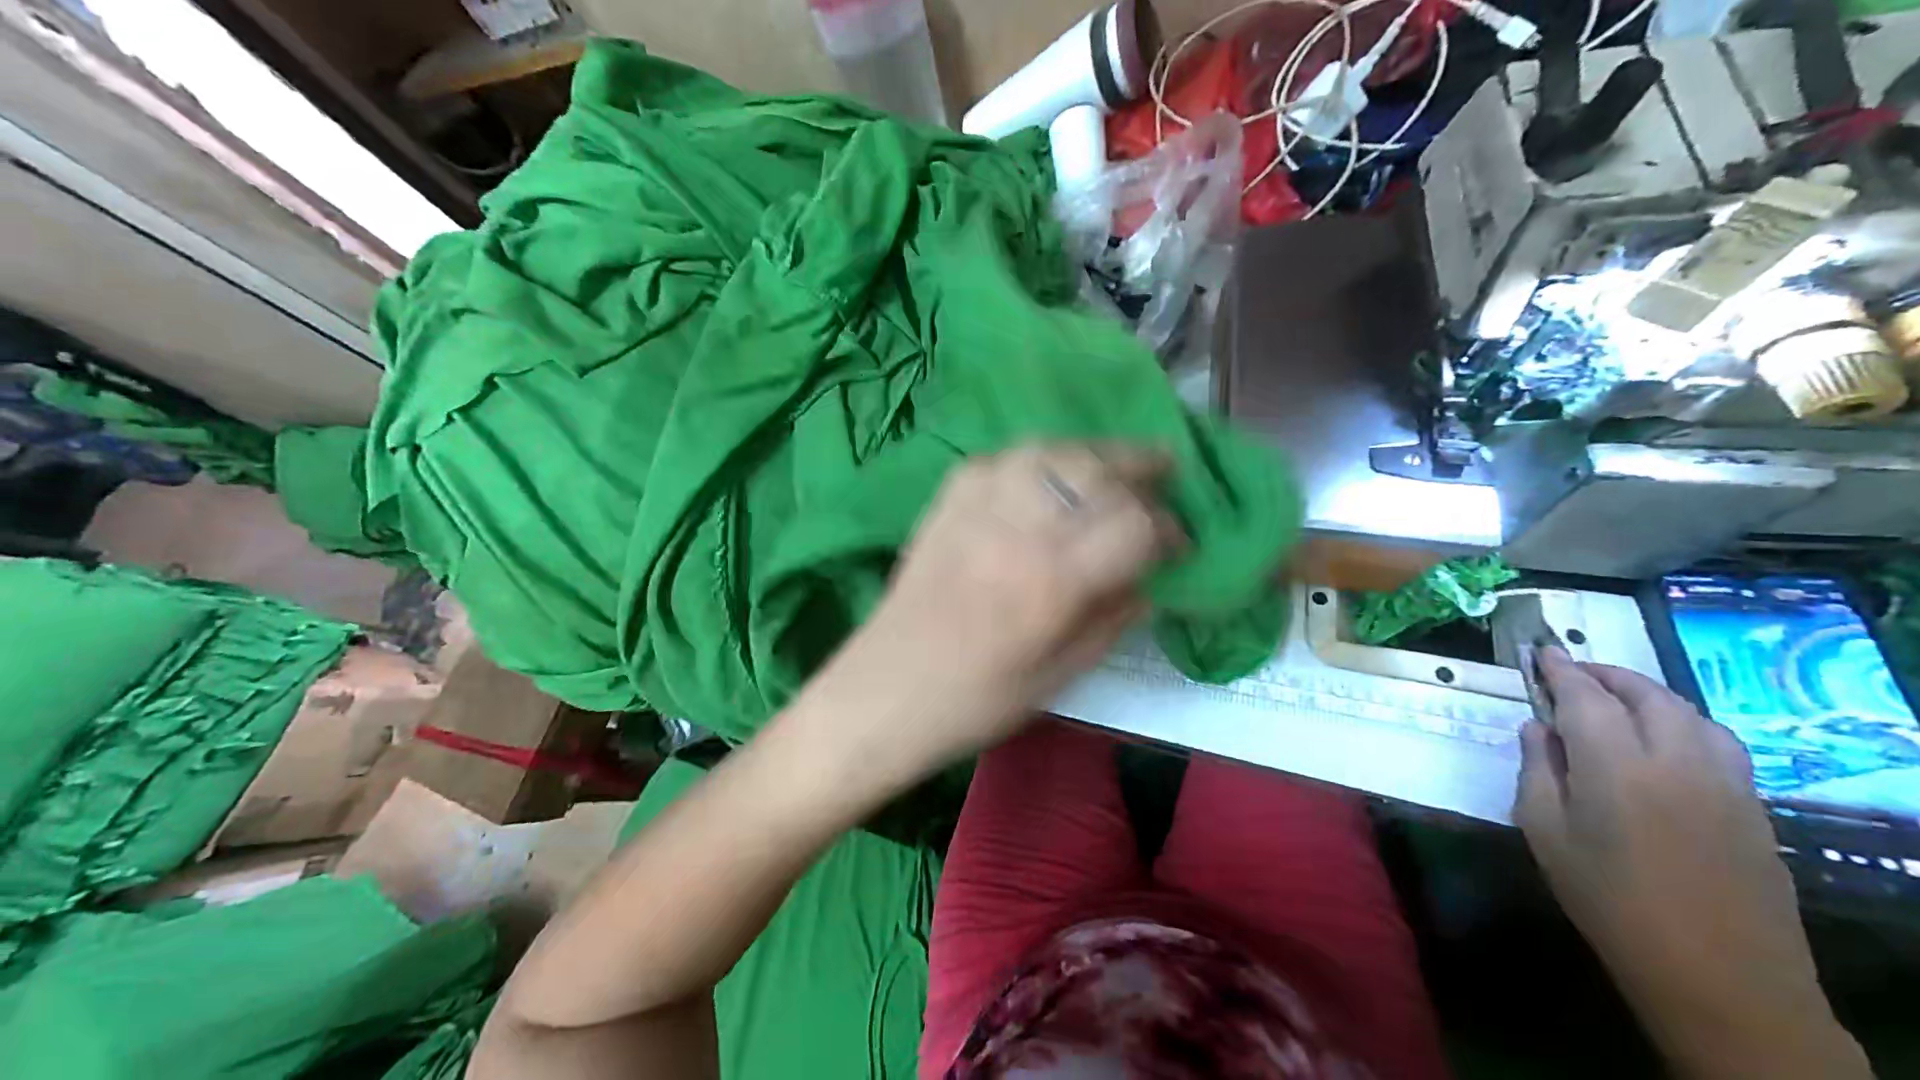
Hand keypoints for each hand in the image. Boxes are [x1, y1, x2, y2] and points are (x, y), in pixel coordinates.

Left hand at [803, 443, 1180, 778]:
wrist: (884, 693)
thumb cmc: (976, 702)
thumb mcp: (1061, 675)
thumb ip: (1114, 618)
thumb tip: (1153, 579)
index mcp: (1052, 581)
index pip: (1135, 525)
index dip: (1169, 529)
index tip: (1180, 544)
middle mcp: (1017, 529)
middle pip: (1096, 470)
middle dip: (1141, 468)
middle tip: (1165, 476)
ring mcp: (975, 507)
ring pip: (1051, 451)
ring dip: (1093, 454)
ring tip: (1114, 466)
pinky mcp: (945, 501)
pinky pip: (1004, 459)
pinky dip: (1038, 459)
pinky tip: (1050, 476)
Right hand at [1514, 648, 1869, 1078]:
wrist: (1716, 974)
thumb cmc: (1608, 899)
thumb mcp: (1545, 833)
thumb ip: (1537, 770)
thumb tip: (1538, 728)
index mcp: (1617, 765)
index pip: (1585, 696)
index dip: (1559, 669)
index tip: (1539, 652)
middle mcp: (1677, 759)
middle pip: (1645, 694)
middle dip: (1606, 674)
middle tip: (1572, 671)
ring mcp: (1725, 781)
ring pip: (1689, 713)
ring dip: (1648, 694)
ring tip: (1617, 698)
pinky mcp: (1753, 805)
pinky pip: (1717, 741)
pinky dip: (1683, 721)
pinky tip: (1665, 738)